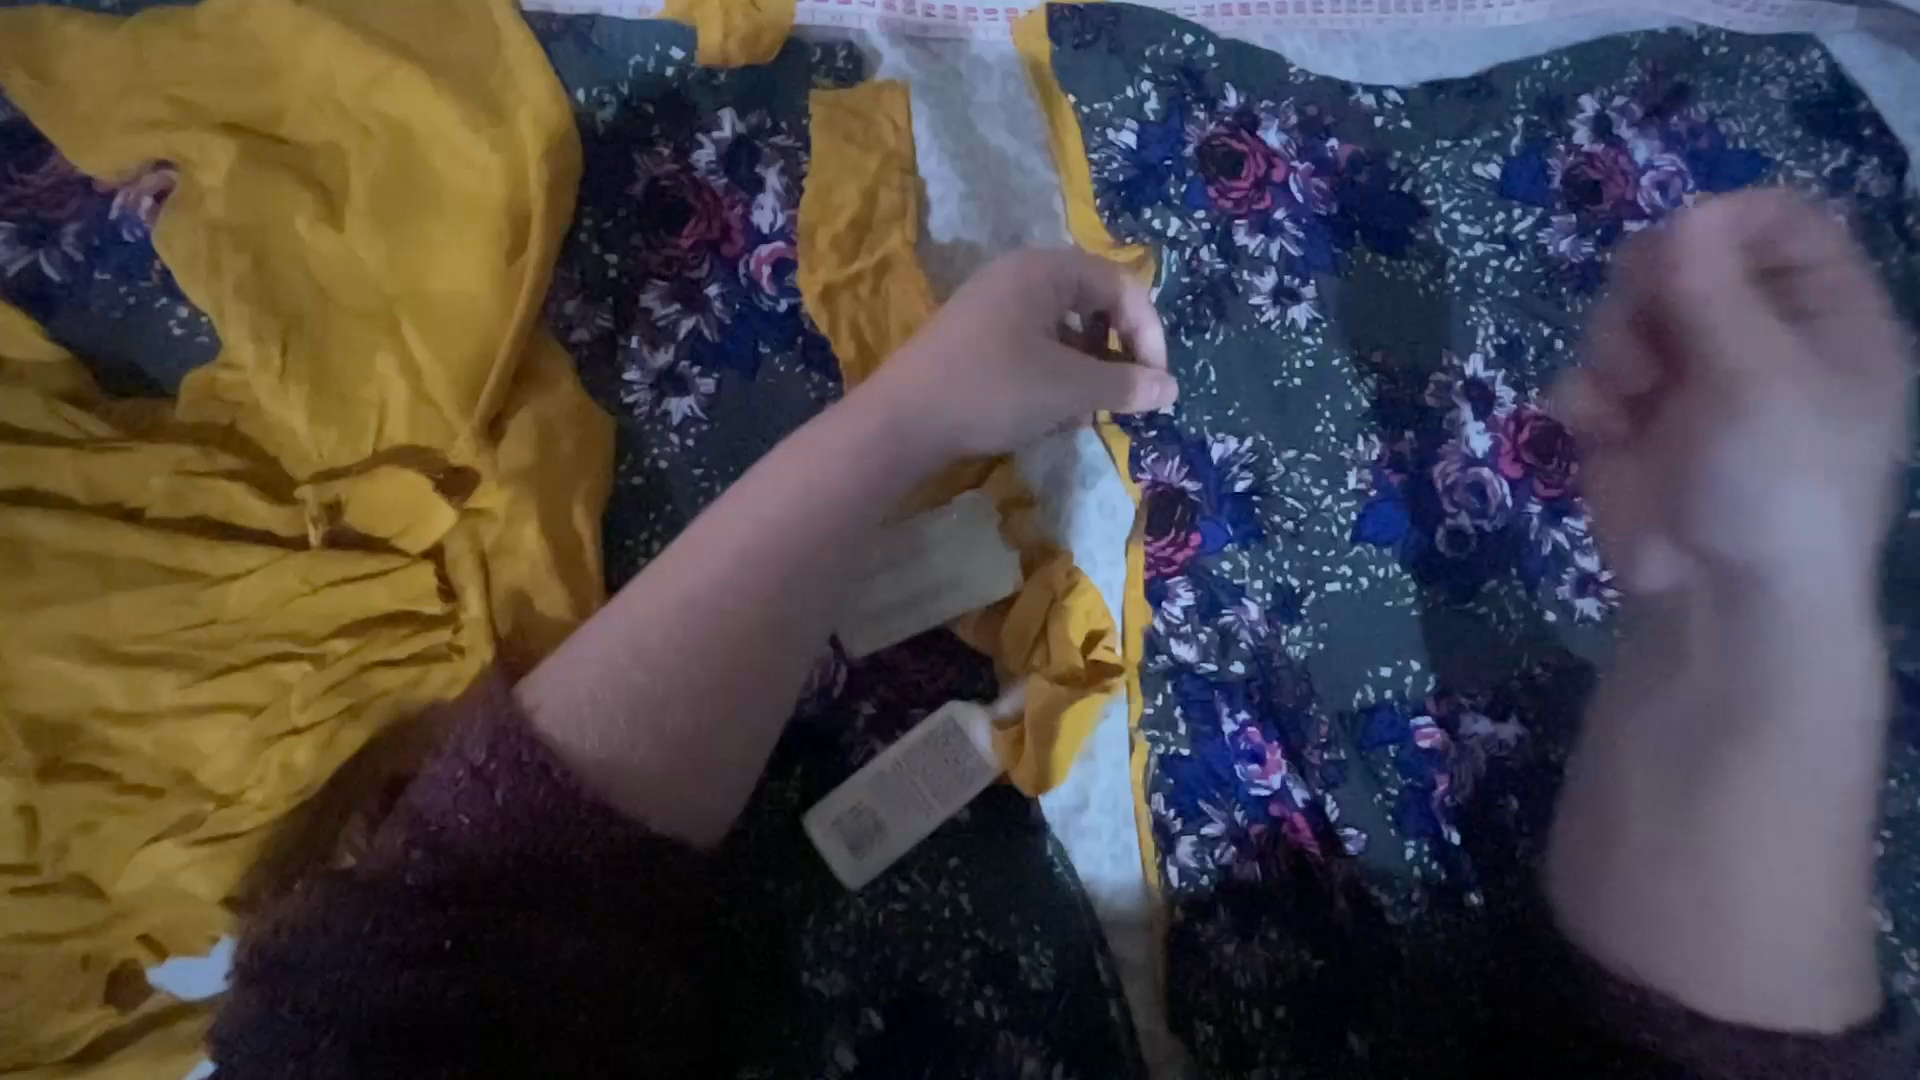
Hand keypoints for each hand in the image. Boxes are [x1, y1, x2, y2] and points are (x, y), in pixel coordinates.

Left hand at [867, 248, 1177, 458]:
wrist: (903, 421)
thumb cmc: (993, 390)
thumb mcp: (1068, 389)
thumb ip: (1124, 385)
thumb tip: (1171, 388)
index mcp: (1044, 270)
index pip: (1120, 284)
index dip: (1147, 331)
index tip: (1154, 381)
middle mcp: (1018, 278)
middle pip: (1091, 306)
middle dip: (1114, 355)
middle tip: (1120, 398)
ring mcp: (991, 309)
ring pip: (1061, 333)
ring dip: (1084, 373)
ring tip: (1082, 414)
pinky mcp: (974, 342)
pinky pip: (1031, 350)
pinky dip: (1051, 379)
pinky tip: (1047, 416)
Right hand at [1556, 189, 1910, 600]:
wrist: (1715, 588)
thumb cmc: (1776, 481)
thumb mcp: (1760, 379)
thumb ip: (1712, 296)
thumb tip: (1676, 216)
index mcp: (1817, 317)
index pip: (1776, 227)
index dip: (1720, 225)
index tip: (1669, 249)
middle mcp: (1746, 340)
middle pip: (1678, 269)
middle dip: (1646, 299)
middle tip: (1648, 339)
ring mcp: (1677, 382)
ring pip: (1617, 322)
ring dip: (1610, 352)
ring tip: (1627, 397)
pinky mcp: (1618, 421)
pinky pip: (1581, 380)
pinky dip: (1582, 400)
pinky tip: (1597, 430)